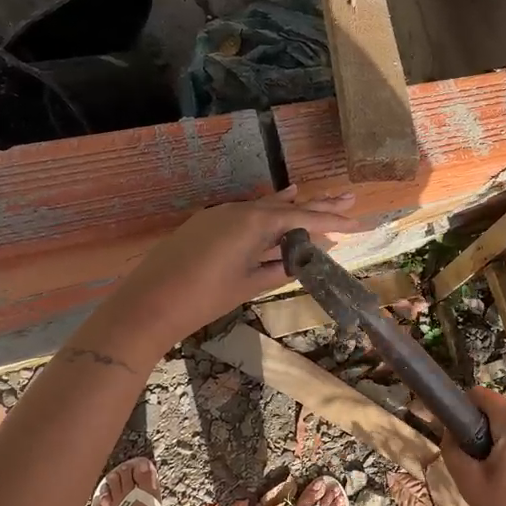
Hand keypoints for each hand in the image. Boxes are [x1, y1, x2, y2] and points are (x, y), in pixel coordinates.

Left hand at [80, 188, 353, 360]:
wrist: (145, 306)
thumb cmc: (202, 299)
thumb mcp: (249, 284)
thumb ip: (280, 267)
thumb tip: (305, 256)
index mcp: (255, 222)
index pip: (306, 219)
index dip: (335, 222)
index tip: (361, 224)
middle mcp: (241, 210)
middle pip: (290, 206)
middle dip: (321, 205)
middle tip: (351, 199)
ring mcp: (221, 215)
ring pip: (268, 208)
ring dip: (296, 207)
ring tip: (325, 198)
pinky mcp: (207, 224)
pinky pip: (249, 213)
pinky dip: (269, 212)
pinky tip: (281, 202)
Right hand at [441, 388, 505, 505]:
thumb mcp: (470, 483)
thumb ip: (453, 450)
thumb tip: (450, 431)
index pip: (482, 396)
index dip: (464, 410)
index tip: (458, 438)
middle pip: (500, 413)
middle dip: (485, 433)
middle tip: (479, 470)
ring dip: (503, 445)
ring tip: (499, 482)